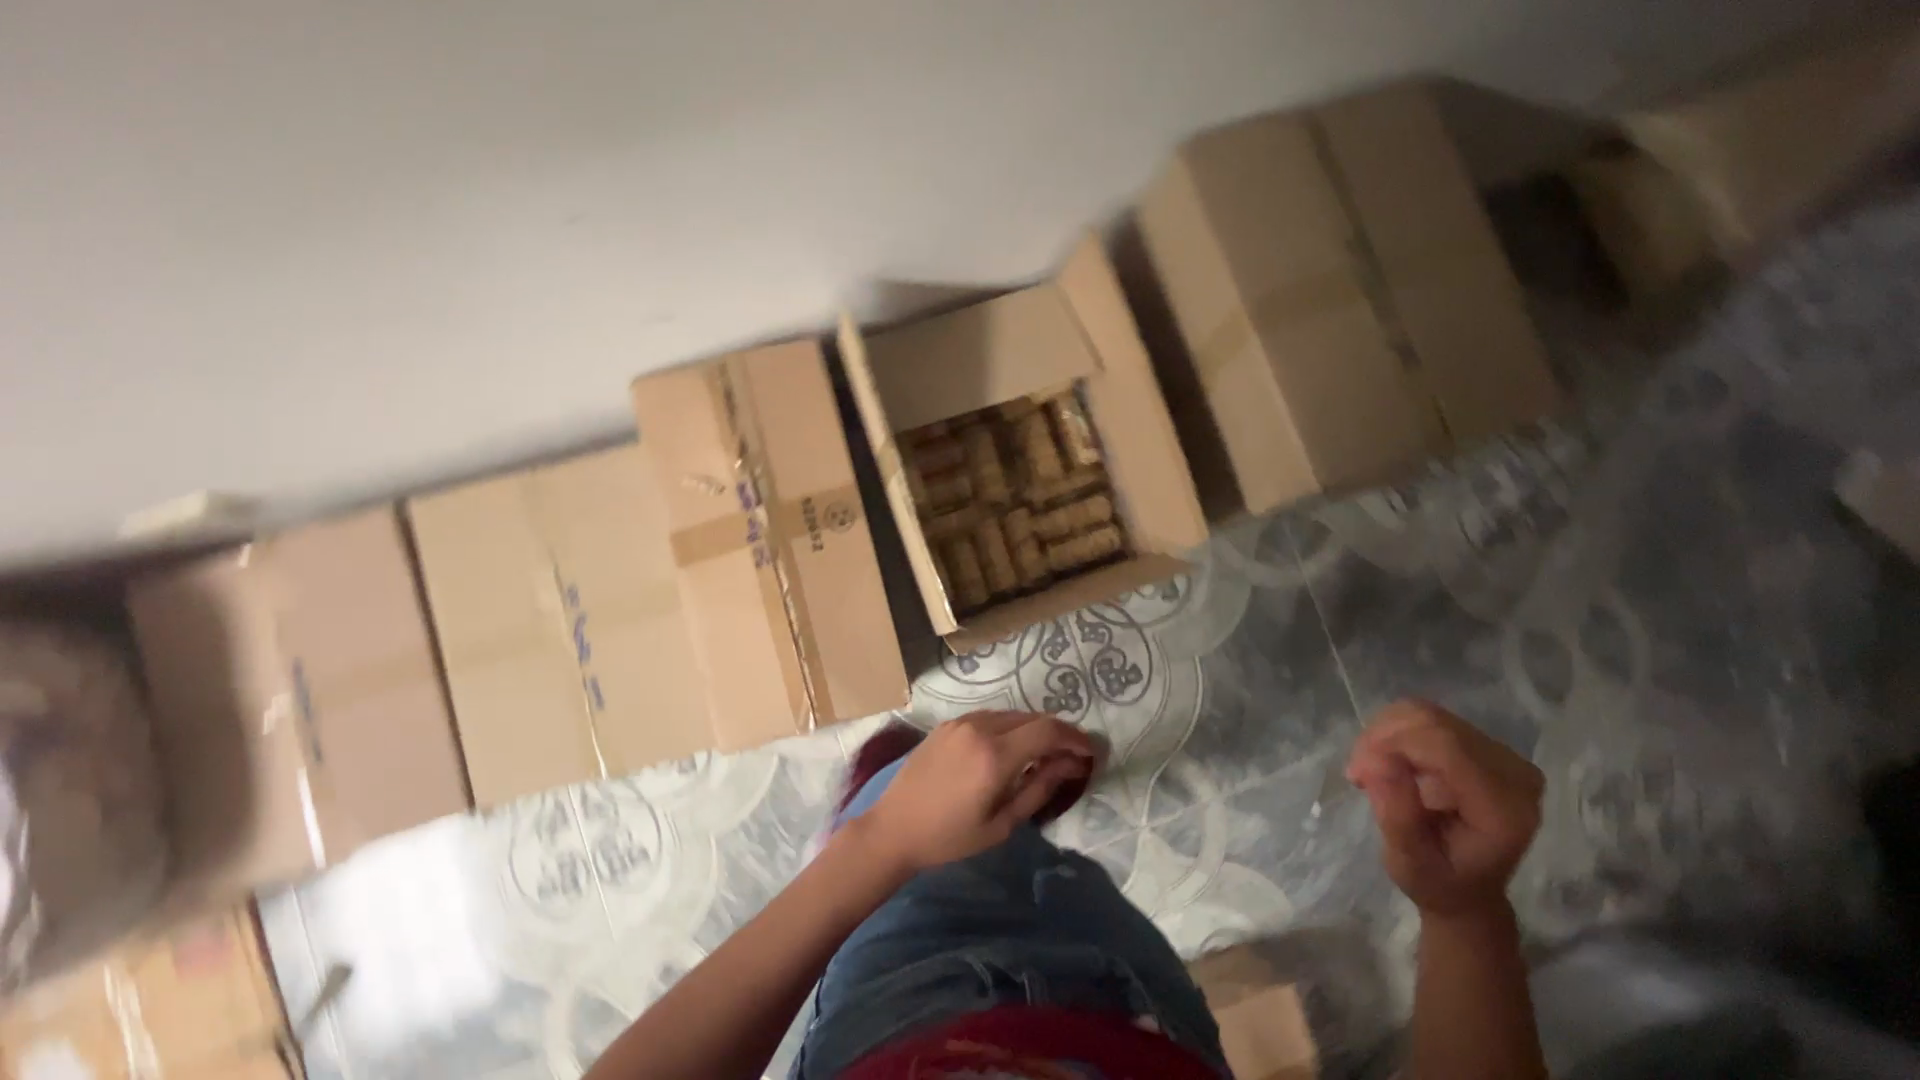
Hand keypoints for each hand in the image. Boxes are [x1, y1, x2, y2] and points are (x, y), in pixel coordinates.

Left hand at [856, 711, 1097, 872]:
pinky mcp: (948, 724)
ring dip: (1034, 730)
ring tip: (1045, 755)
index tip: (1091, 753)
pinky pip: (990, 717)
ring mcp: (961, 722)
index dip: (1075, 738)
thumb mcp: (1002, 823)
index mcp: (995, 755)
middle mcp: (979, 728)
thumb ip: (1040, 788)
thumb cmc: (950, 837)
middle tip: (1073, 757)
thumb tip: (1071, 765)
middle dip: (1058, 734)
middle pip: (1033, 718)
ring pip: (1012, 715)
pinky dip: (1010, 728)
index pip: (1048, 730)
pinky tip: (1012, 750)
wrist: (894, 828)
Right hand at [1347, 700, 1543, 918]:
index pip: (1445, 745)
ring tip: (1369, 771)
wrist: (1467, 891)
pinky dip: (1396, 734)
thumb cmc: (1438, 883)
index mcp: (1503, 806)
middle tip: (1358, 774)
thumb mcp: (1408, 863)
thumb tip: (1377, 761)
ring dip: (1385, 736)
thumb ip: (1397, 814)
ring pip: (1426, 714)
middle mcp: (1513, 772)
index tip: (1357, 775)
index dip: (1390, 745)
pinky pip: (1429, 719)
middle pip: (1433, 723)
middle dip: (1382, 740)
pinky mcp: (1485, 745)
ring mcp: (1502, 754)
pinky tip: (1387, 763)